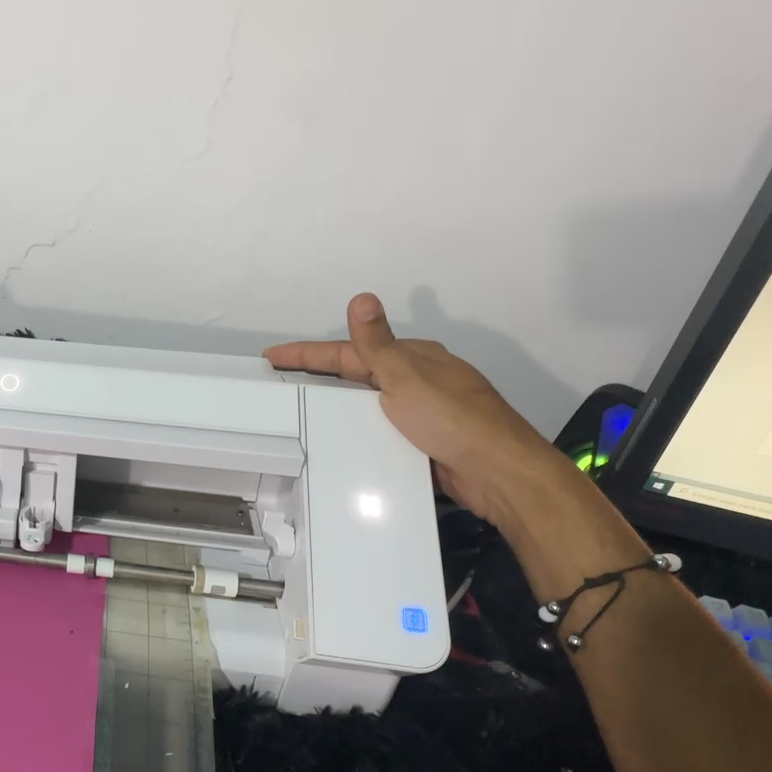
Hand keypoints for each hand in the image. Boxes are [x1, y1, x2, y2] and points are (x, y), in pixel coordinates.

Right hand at [265, 292, 579, 531]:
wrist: (499, 474)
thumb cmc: (453, 421)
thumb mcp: (407, 378)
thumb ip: (377, 343)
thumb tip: (361, 297)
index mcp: (412, 359)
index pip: (348, 352)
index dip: (308, 353)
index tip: (272, 356)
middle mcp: (416, 381)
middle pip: (356, 374)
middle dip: (318, 375)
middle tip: (277, 383)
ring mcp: (421, 413)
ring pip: (366, 404)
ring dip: (335, 405)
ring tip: (297, 414)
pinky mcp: (422, 442)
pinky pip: (378, 430)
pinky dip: (356, 431)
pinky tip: (339, 442)